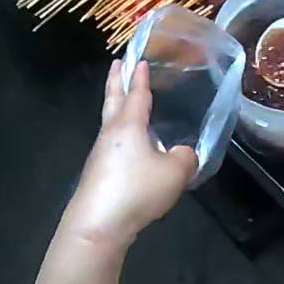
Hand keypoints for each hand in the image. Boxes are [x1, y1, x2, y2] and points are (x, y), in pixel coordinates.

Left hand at [58, 62, 198, 247]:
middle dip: (116, 81)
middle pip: (113, 101)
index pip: (136, 94)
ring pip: (110, 123)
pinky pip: (113, 147)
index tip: (139, 59)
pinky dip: (121, 137)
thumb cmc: (136, 189)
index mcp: (129, 125)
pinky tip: (132, 148)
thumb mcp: (175, 173)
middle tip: (116, 64)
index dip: (140, 77)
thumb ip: (185, 158)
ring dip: (116, 109)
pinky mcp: (98, 175)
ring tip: (126, 103)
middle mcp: (111, 134)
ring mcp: (100, 155)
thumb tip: (181, 153)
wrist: (98, 224)